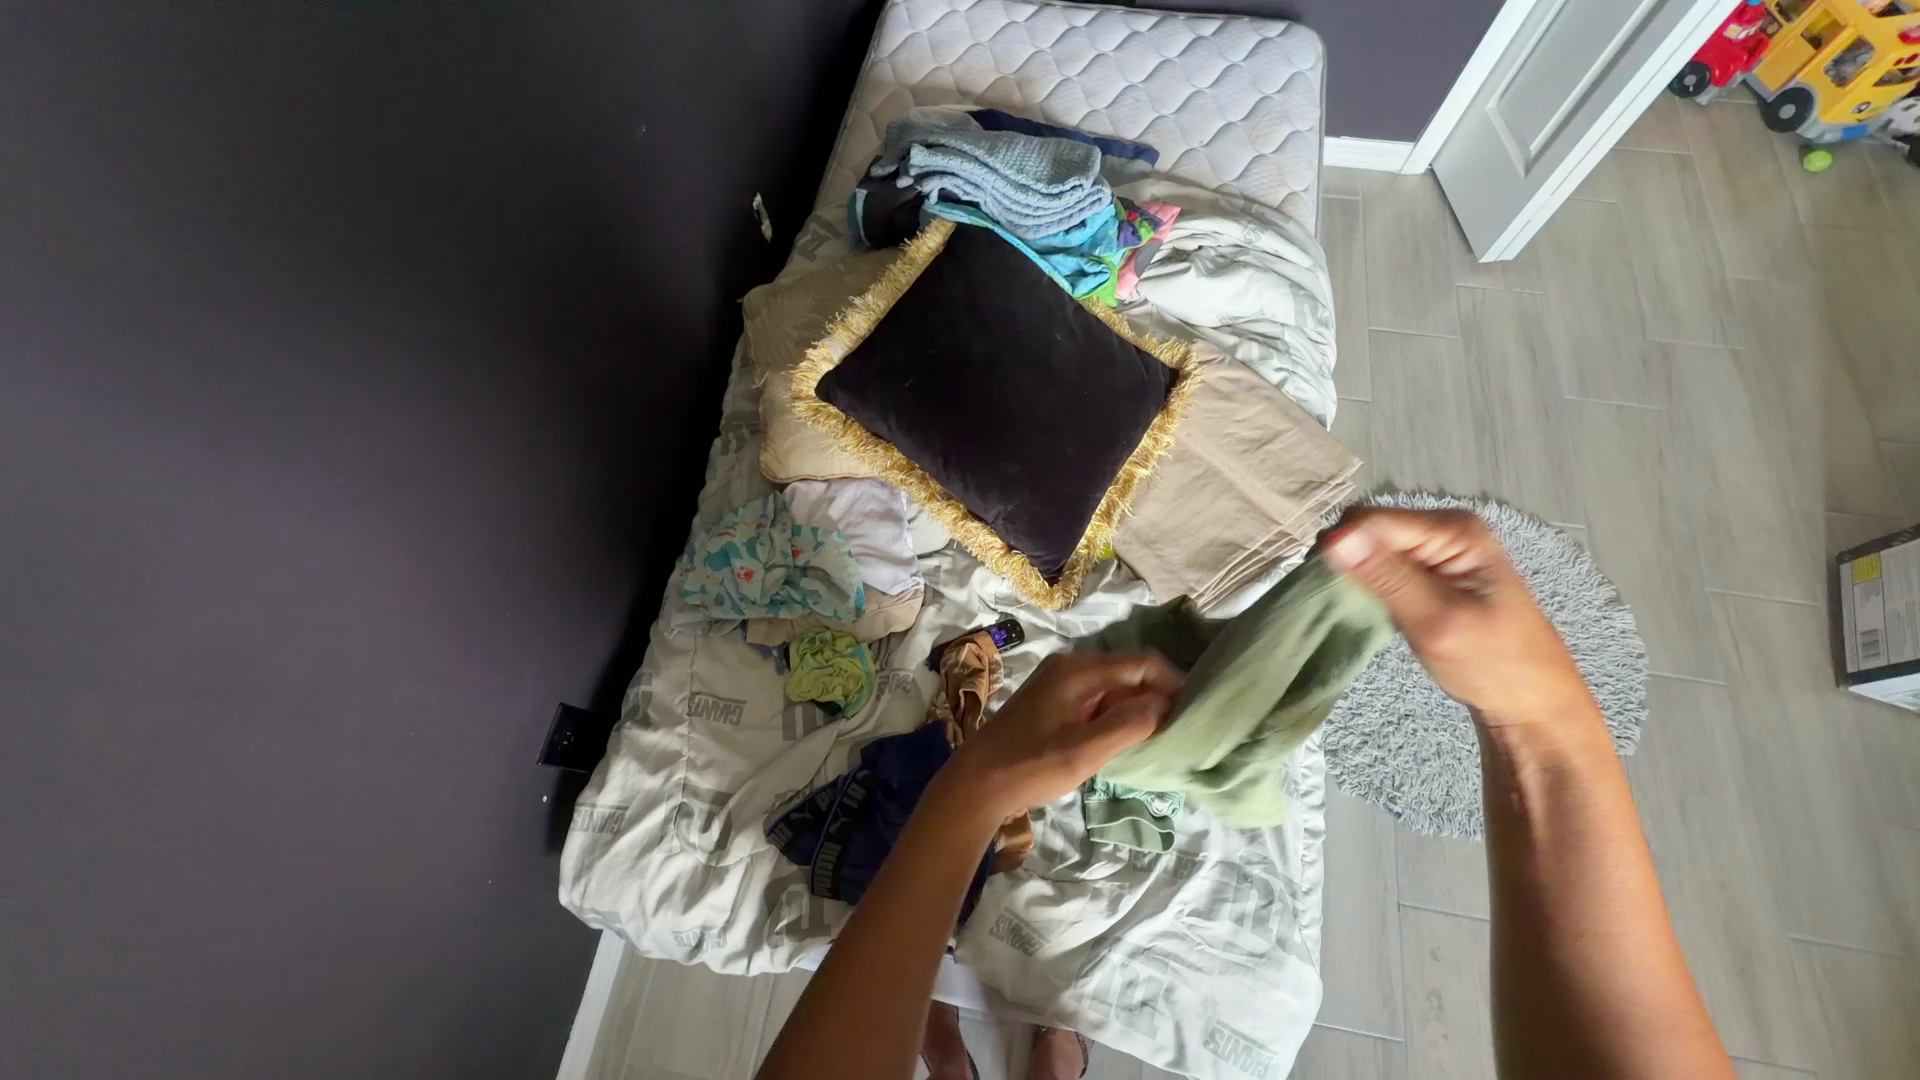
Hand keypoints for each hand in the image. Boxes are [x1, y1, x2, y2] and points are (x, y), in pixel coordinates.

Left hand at [937, 651, 1181, 819]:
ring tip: (1160, 741)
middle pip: (1130, 673)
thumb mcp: (1083, 752)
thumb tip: (1166, 703)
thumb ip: (1128, 725)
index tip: (1195, 713)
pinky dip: (1117, 717)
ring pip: (1116, 688)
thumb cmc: (1030, 767)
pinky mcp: (1056, 701)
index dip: (1173, 683)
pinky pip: (1099, 700)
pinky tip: (1126, 743)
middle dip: (1157, 698)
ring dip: (1138, 710)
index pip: (1142, 663)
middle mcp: (1071, 667)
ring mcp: (1062, 683)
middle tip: (1181, 732)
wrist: (977, 782)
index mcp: (1079, 671)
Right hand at [1323, 508, 1595, 727]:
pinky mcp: (1429, 569)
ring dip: (1356, 573)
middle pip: (1367, 527)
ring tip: (1359, 607)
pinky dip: (1368, 582)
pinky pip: (1381, 562)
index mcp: (1454, 529)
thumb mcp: (1435, 621)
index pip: (1369, 520)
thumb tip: (1334, 539)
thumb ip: (1386, 577)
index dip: (1344, 550)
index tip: (1334, 591)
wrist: (1531, 702)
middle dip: (1349, 559)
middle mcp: (1444, 527)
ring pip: (1369, 545)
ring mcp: (1437, 548)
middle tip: (1348, 603)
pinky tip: (1372, 606)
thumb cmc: (1492, 665)